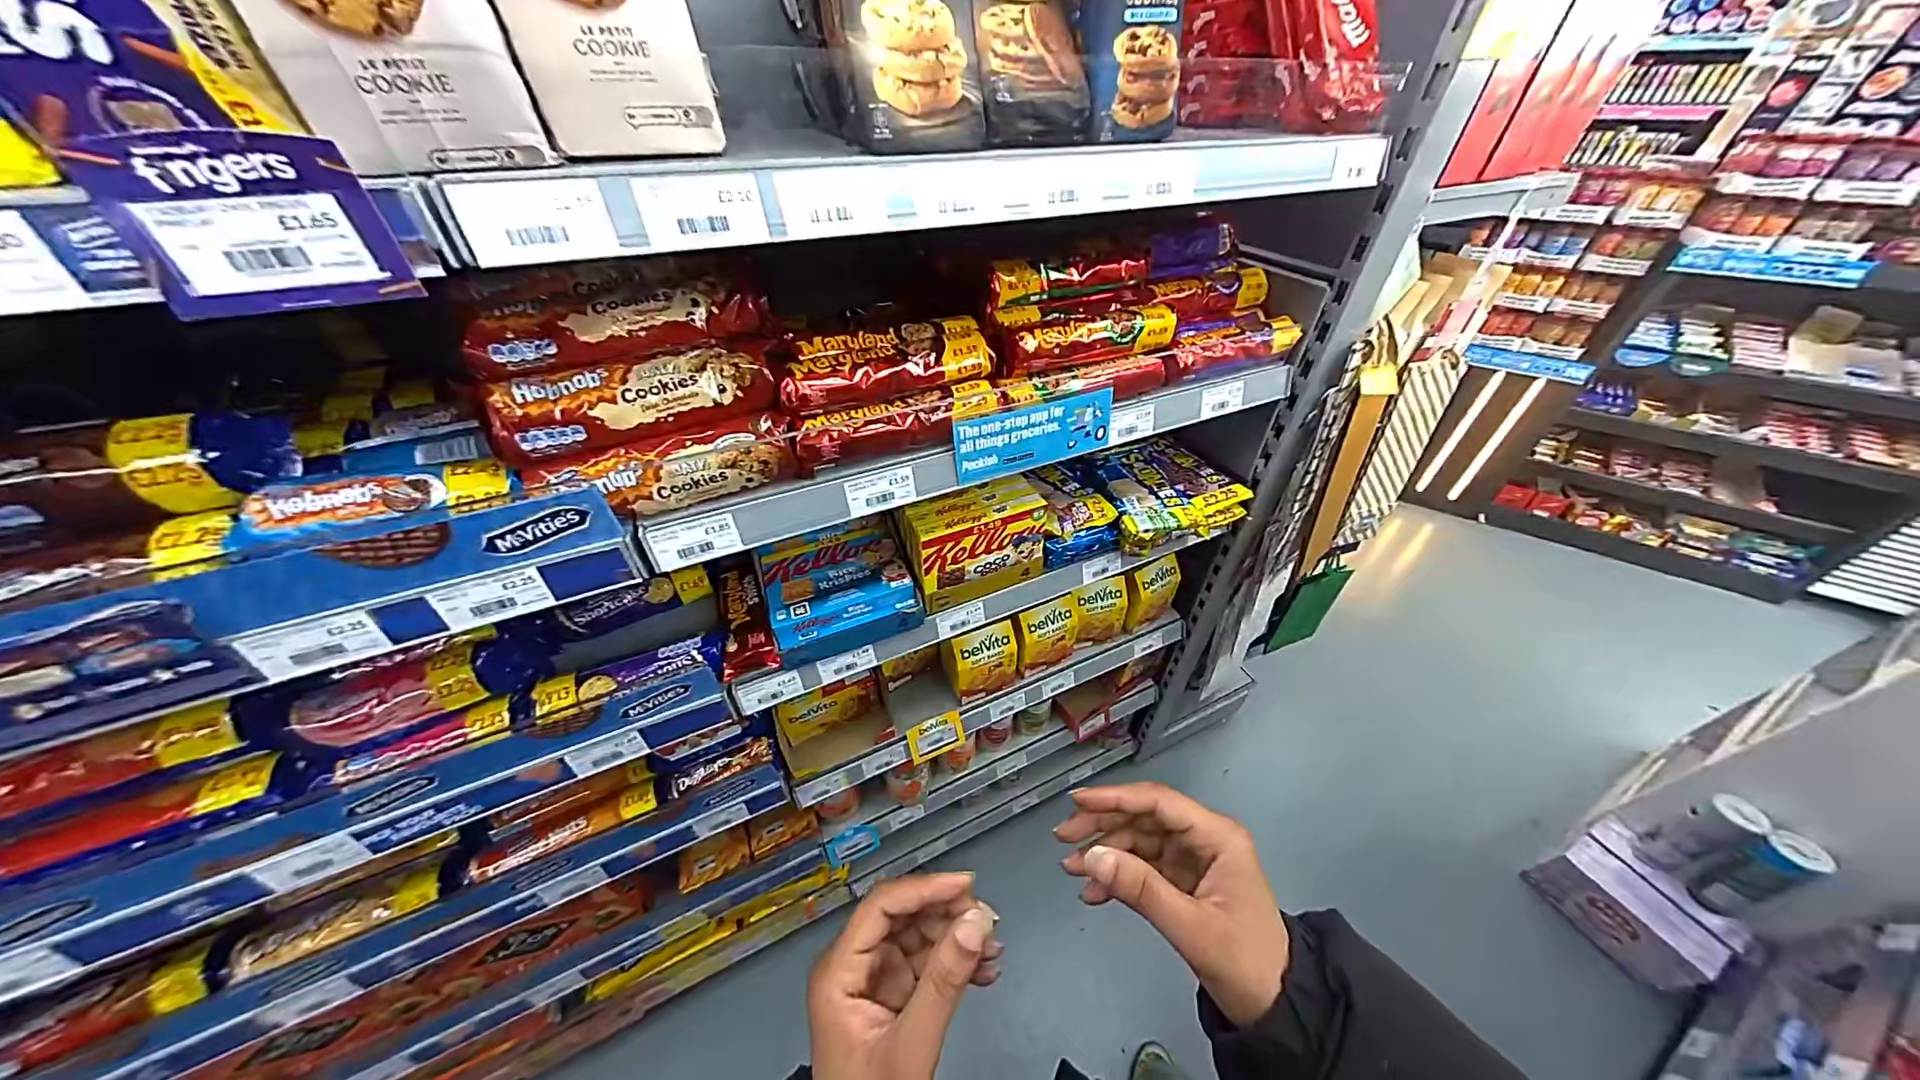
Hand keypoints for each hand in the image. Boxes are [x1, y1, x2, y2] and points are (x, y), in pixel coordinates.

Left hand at [807, 873, 1002, 1079]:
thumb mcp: (910, 1045)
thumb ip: (944, 982)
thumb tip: (975, 922)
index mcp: (838, 971)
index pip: (881, 906)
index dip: (924, 887)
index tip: (965, 884)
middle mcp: (853, 967)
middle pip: (902, 916)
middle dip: (946, 912)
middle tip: (984, 918)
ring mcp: (875, 981)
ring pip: (919, 936)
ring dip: (957, 936)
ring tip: (990, 945)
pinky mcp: (894, 997)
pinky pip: (928, 963)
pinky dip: (956, 961)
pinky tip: (983, 967)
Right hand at [1056, 782, 1289, 1027]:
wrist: (1278, 1008)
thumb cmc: (1248, 964)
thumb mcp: (1192, 927)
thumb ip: (1141, 889)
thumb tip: (1094, 856)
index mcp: (1218, 837)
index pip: (1159, 803)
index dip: (1116, 798)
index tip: (1080, 801)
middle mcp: (1204, 839)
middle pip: (1143, 817)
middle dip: (1102, 825)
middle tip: (1065, 835)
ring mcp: (1191, 858)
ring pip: (1137, 840)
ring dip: (1104, 853)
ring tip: (1073, 868)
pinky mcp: (1182, 879)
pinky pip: (1141, 866)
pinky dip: (1117, 876)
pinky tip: (1095, 890)